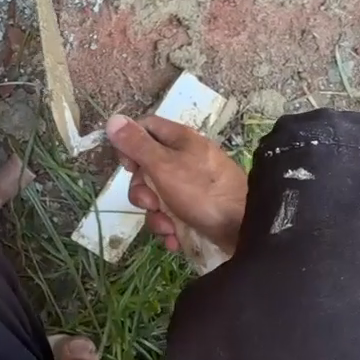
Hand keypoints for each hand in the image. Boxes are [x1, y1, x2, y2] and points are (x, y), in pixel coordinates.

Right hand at [105, 114, 247, 257]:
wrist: (246, 229)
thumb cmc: (203, 192)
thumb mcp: (164, 166)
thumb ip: (137, 145)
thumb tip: (113, 119)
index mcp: (179, 140)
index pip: (145, 128)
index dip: (130, 144)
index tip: (127, 166)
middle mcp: (186, 158)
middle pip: (147, 166)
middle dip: (142, 190)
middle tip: (150, 204)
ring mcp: (193, 185)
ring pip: (157, 195)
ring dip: (155, 215)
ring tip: (167, 228)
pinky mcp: (198, 209)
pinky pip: (173, 214)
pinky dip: (170, 226)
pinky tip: (175, 239)